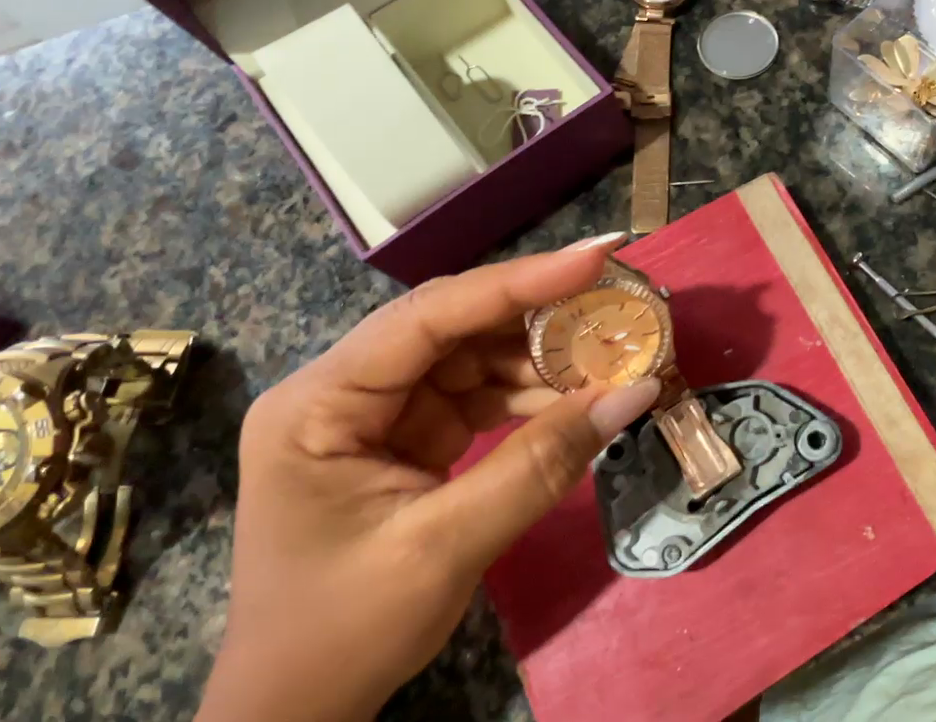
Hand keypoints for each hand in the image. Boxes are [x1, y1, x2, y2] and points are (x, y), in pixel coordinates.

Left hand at [196, 233, 658, 721]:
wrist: (299, 708)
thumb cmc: (346, 630)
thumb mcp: (446, 547)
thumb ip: (541, 465)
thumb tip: (636, 394)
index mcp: (320, 404)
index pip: (427, 317)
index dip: (516, 282)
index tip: (594, 259)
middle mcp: (344, 391)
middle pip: (454, 326)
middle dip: (539, 316)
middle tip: (617, 304)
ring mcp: (378, 413)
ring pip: (474, 356)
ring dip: (543, 359)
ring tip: (613, 356)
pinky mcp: (409, 435)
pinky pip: (480, 396)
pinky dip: (532, 397)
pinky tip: (579, 400)